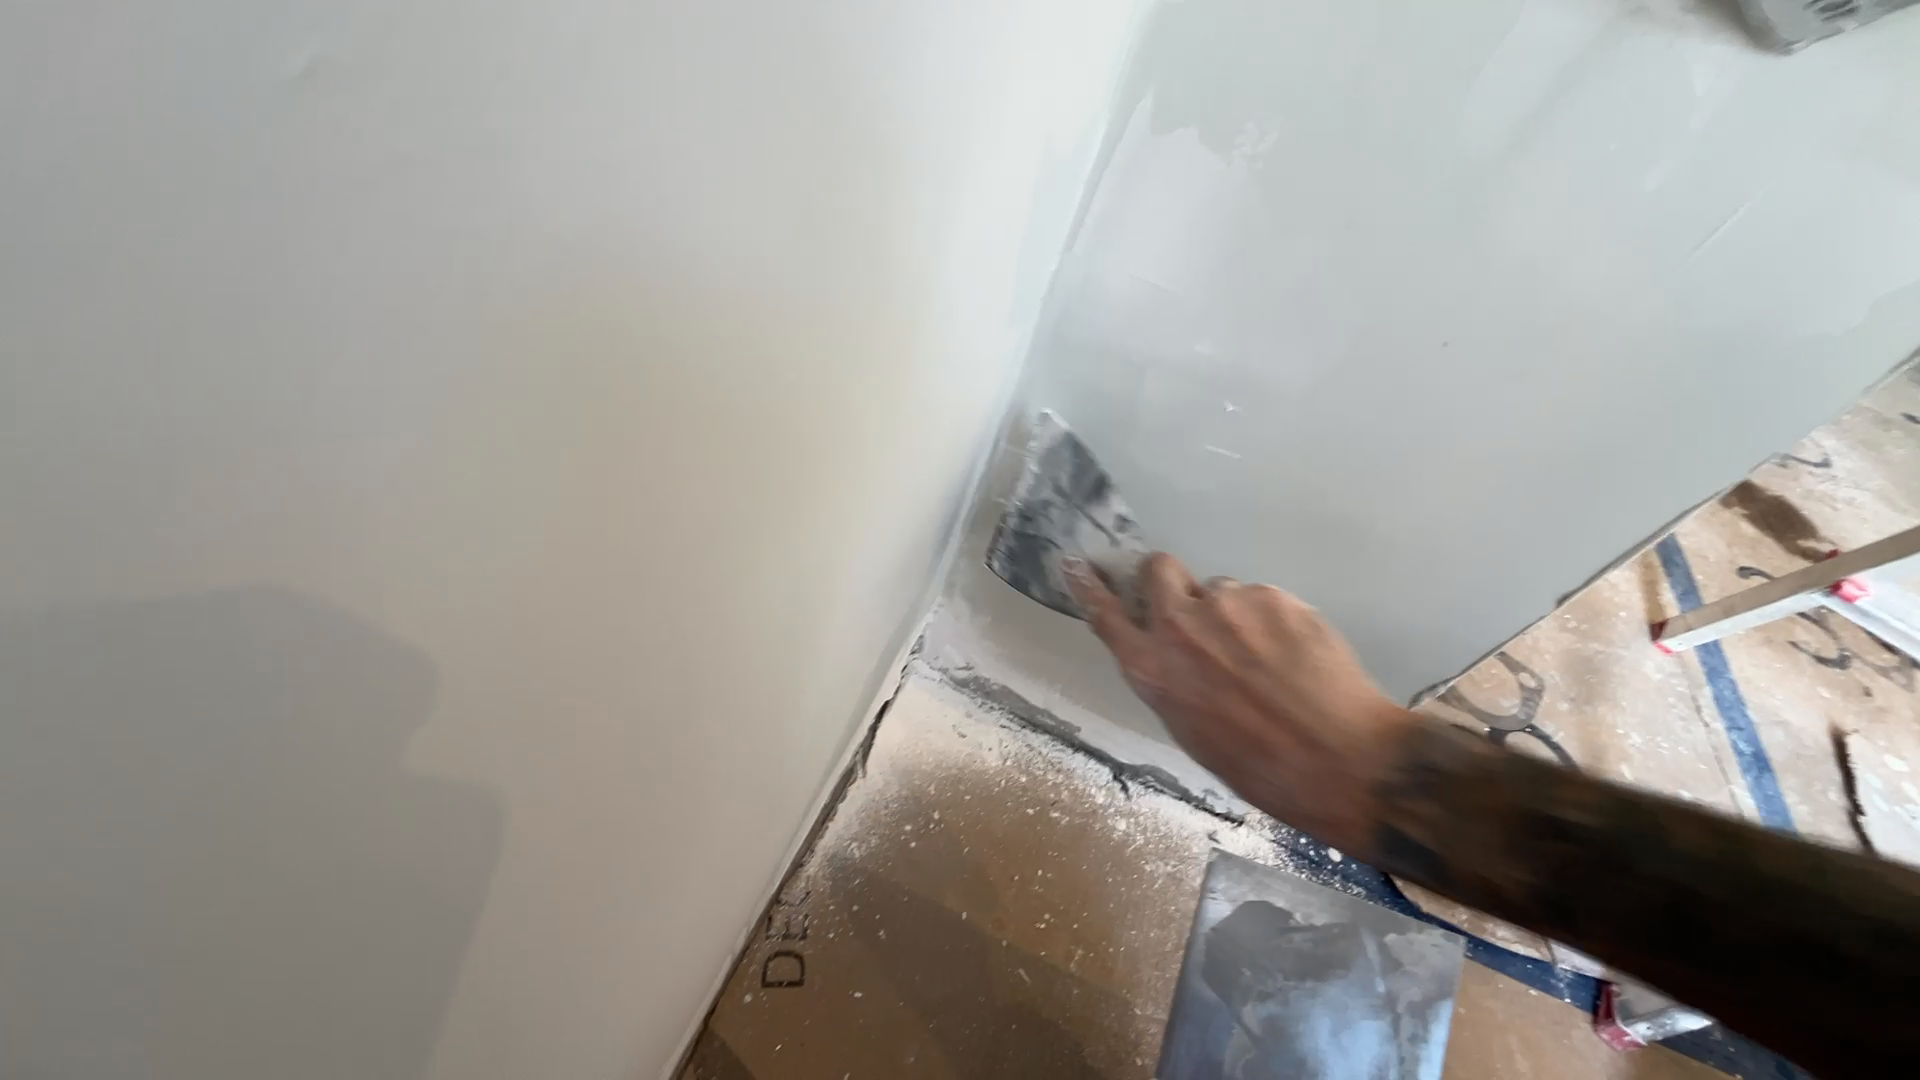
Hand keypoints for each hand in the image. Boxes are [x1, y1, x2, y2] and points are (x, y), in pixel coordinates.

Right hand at [1064, 552, 1413, 856]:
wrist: (1344, 763)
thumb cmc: (1261, 768)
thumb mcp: (1193, 731)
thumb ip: (1173, 680)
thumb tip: (1179, 657)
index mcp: (1151, 669)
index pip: (1105, 614)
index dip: (1088, 585)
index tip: (1076, 563)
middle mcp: (1179, 627)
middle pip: (1157, 568)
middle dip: (1168, 580)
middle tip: (1196, 607)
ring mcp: (1227, 605)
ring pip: (1221, 588)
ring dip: (1233, 612)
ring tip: (1268, 656)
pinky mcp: (1273, 596)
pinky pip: (1264, 599)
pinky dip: (1274, 620)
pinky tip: (1298, 655)